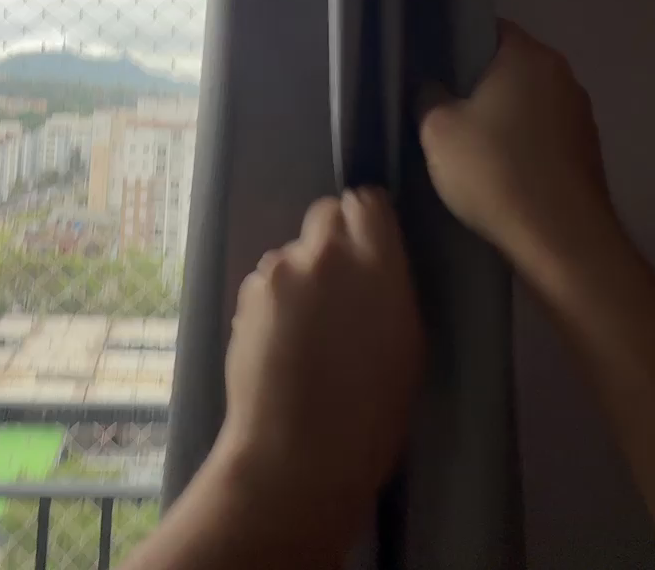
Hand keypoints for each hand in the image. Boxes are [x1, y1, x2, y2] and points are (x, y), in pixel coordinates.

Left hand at [209, 188, 423, 550]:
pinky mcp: (247, 288)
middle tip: (336, 283)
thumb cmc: (370, 412)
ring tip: (303, 329)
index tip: (366, 240)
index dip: (365, 219)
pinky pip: (267, 280)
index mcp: (377, 263)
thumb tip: (373, 261)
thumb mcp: (407, 343)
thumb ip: (388, 285)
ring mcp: (280, 268)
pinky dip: (274, 299)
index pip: (368, 201)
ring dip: (300, 274)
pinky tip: (278, 341)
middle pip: (327, 213)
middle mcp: (326, 252)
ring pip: (293, 251)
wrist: (295, 451)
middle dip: (332, 238)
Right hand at [419, 20, 626, 288]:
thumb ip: (429, 96)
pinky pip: (544, 133)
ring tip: (469, 144)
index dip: (458, 44)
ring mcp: (581, 114)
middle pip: (511, 67)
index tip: (434, 70)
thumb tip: (434, 89)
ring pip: (528, 102)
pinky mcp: (588, 151)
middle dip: (479, 84)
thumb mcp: (437, 129)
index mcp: (529, 56)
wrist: (560, 238)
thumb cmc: (494, 170)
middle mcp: (563, 75)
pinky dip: (523, 143)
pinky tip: (500, 169)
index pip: (490, 29)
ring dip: (503, 116)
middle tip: (442, 107)